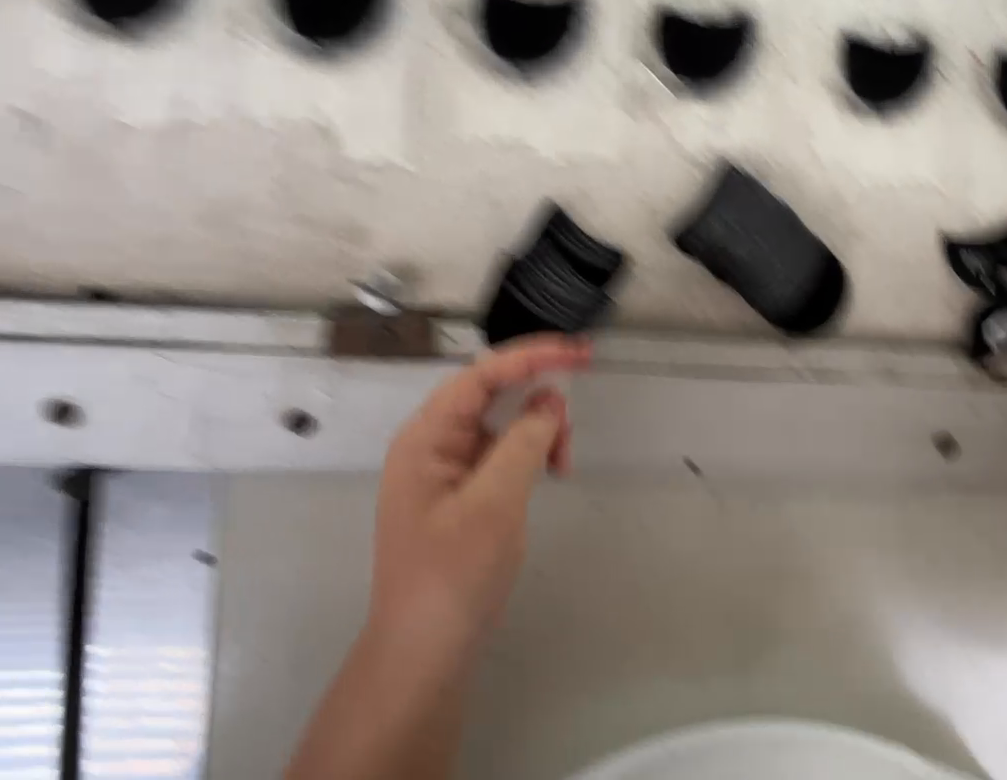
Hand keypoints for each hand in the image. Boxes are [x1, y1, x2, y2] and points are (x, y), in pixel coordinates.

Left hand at [365, 334, 591, 660]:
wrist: (424, 652)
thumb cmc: (452, 576)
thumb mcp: (494, 504)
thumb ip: (524, 442)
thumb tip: (550, 399)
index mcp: (426, 437)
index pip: (482, 374)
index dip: (533, 356)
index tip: (581, 353)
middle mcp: (434, 444)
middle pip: (493, 393)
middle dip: (539, 399)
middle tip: (572, 431)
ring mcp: (448, 470)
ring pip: (504, 423)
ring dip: (539, 432)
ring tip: (562, 466)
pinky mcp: (464, 494)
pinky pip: (504, 453)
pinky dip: (532, 456)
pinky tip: (550, 475)